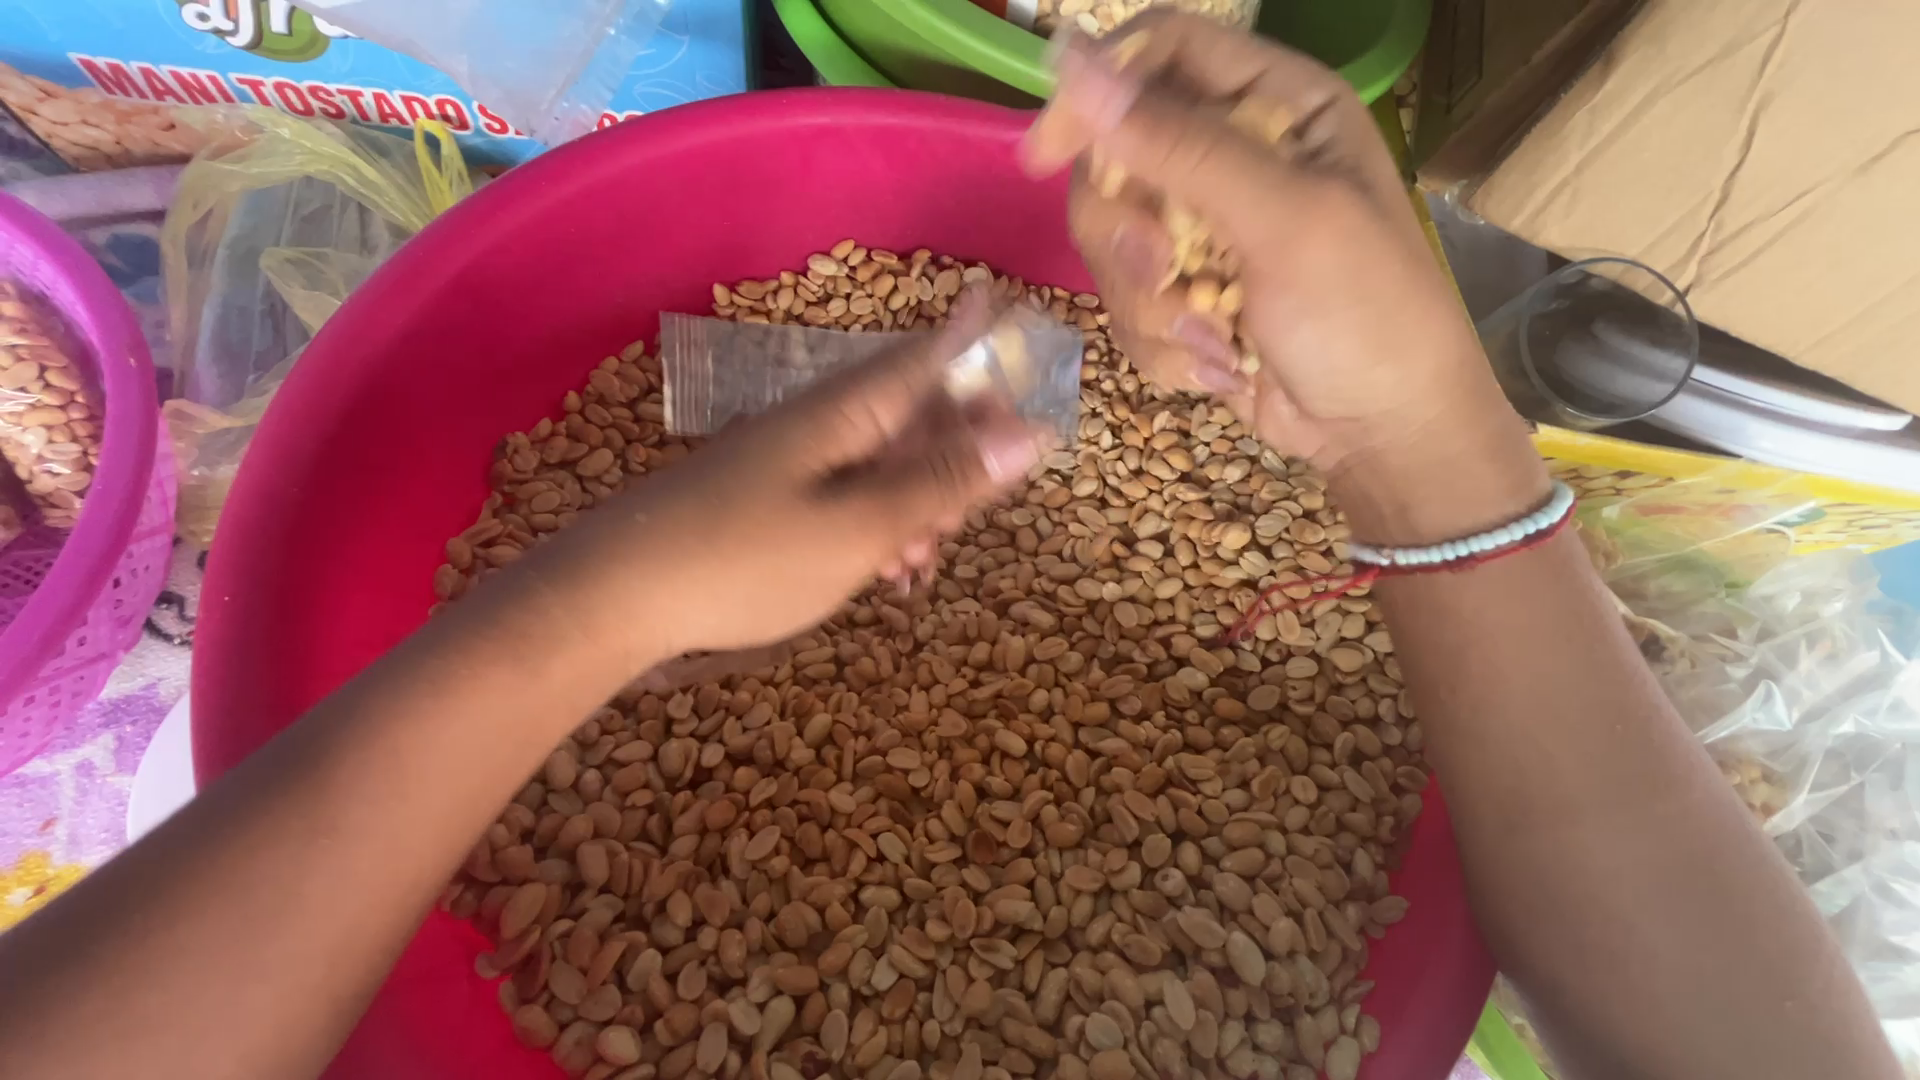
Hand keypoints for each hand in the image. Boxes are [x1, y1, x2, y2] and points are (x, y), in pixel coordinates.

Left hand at [551, 293, 1045, 665]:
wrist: (616, 598)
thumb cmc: (746, 558)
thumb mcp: (860, 527)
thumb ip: (943, 481)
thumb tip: (1029, 433)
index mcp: (847, 413)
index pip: (926, 358)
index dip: (970, 335)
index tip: (1002, 305)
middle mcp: (823, 425)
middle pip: (913, 414)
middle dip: (958, 455)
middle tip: (972, 513)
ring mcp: (795, 463)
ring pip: (884, 464)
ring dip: (919, 505)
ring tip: (921, 565)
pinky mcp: (774, 500)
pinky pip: (849, 498)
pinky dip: (879, 528)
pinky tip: (885, 574)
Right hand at [1021, 15, 1526, 477]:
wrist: (1376, 429)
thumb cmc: (1363, 312)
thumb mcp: (1283, 220)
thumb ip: (1182, 147)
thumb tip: (1077, 65)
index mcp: (1276, 107)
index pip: (1160, 55)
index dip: (1096, 93)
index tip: (1045, 157)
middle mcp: (1232, 161)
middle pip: (1116, 161)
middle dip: (1128, 235)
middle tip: (1163, 271)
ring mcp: (1202, 237)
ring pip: (1114, 248)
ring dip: (1152, 305)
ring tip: (1215, 338)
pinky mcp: (1184, 300)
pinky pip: (1129, 309)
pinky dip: (1165, 346)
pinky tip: (1220, 364)